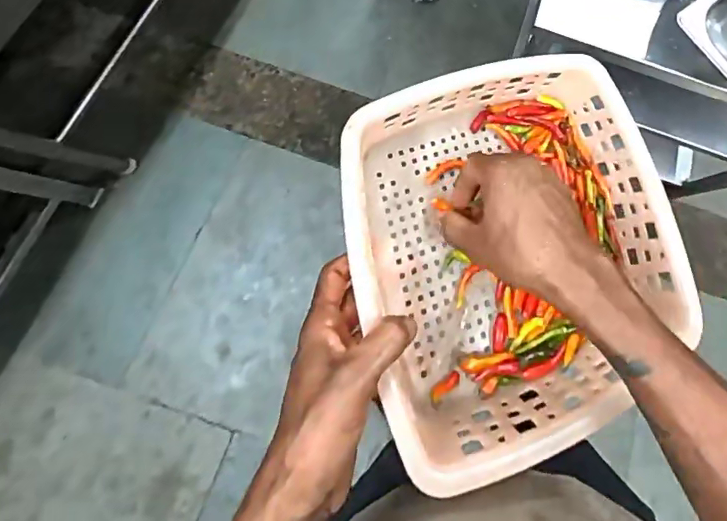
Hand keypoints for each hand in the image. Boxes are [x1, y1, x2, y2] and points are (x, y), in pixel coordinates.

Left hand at [238, 257, 413, 520]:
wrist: (304, 480)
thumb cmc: (319, 422)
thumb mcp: (354, 374)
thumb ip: (384, 341)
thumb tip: (409, 319)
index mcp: (319, 328)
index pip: (334, 277)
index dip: (355, 257)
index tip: (384, 245)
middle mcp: (328, 342)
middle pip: (353, 301)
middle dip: (379, 286)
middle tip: (415, 272)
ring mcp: (339, 367)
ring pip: (366, 331)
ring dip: (388, 318)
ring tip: (422, 305)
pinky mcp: (351, 391)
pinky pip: (374, 359)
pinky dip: (392, 350)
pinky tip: (416, 351)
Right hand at [436, 152, 618, 317]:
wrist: (570, 267)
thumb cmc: (517, 252)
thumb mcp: (475, 244)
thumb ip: (452, 226)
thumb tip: (446, 217)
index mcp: (500, 169)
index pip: (471, 166)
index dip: (461, 189)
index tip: (461, 213)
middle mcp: (523, 163)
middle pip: (494, 168)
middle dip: (481, 191)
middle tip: (478, 220)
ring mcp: (546, 174)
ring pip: (515, 177)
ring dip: (503, 194)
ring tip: (501, 225)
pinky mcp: (562, 189)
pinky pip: (534, 186)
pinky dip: (524, 199)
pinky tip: (525, 227)